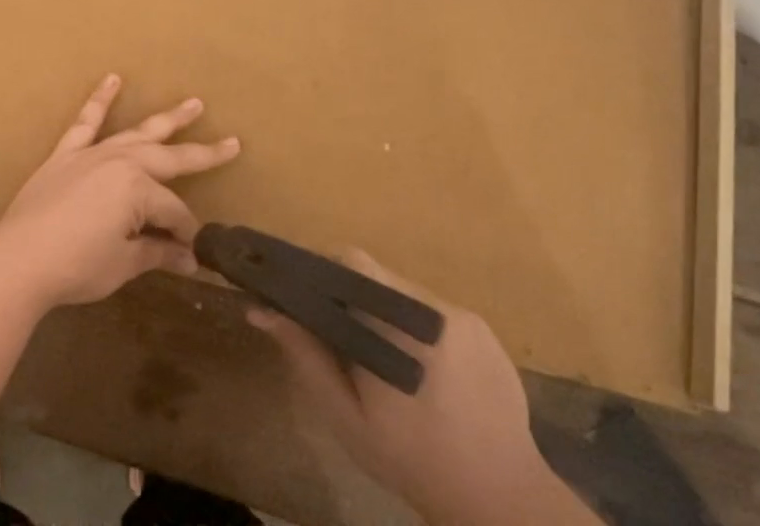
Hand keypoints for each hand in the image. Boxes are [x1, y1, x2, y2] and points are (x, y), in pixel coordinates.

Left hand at [0, 73, 239, 310]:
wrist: (17, 261)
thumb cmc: (76, 265)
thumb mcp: (123, 263)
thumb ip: (156, 253)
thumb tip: (188, 260)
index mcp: (138, 189)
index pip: (174, 211)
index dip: (186, 233)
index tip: (192, 254)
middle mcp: (119, 162)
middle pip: (168, 160)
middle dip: (202, 154)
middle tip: (231, 144)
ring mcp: (90, 155)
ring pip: (135, 133)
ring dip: (165, 119)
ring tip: (192, 103)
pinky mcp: (63, 157)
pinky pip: (84, 123)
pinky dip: (99, 101)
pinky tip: (112, 79)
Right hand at [249, 252, 591, 525]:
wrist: (499, 495)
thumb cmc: (410, 457)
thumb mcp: (344, 414)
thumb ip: (305, 356)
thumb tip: (260, 310)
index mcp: (395, 324)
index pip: (349, 263)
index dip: (318, 269)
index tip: (297, 292)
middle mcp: (433, 308)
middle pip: (376, 275)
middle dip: (348, 295)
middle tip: (332, 333)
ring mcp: (464, 317)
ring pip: (403, 291)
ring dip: (381, 310)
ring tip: (374, 355)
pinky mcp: (485, 331)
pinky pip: (433, 311)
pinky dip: (412, 325)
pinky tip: (415, 367)